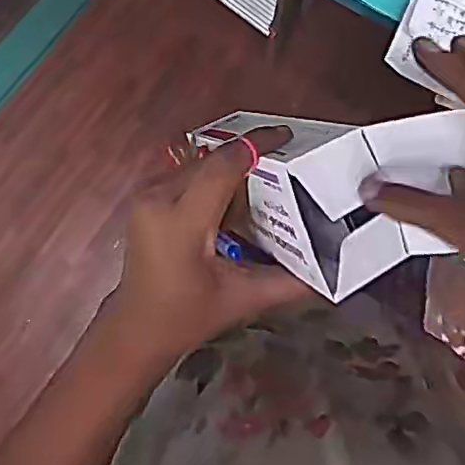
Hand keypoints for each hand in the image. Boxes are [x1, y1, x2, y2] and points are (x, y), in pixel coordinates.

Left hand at [103, 127, 312, 360]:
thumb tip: (327, 272)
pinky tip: (231, 194)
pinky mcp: (144, 196)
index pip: (222, 167)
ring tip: (261, 177)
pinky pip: (184, 174)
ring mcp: (146, 194)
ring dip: (228, 167)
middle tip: (283, 161)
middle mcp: (158, 197)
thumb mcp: (241, 298)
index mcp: (181, 221)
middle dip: (247, 156)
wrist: (137, 327)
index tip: (285, 136)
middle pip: (211, 161)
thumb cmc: (187, 315)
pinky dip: (210, 177)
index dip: (255, 146)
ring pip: (197, 164)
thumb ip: (286, 281)